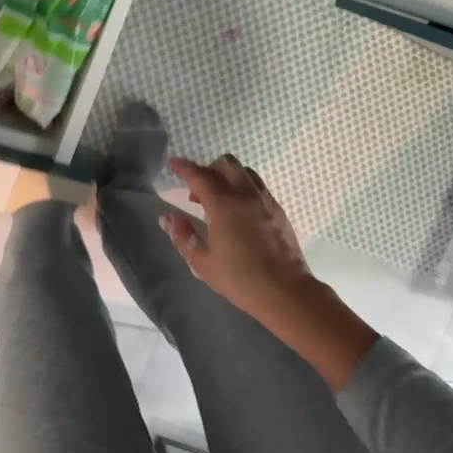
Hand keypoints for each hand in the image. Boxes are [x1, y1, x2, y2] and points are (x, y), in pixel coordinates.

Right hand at [162, 155, 315, 319]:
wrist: (284, 289)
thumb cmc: (239, 278)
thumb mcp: (203, 263)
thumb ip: (183, 237)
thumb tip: (168, 218)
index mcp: (224, 205)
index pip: (200, 176)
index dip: (184, 167)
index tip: (174, 163)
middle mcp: (245, 194)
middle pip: (226, 164)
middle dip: (209, 169)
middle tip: (198, 191)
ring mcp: (265, 199)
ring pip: (245, 172)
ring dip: (228, 176)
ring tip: (219, 199)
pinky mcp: (278, 209)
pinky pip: (258, 186)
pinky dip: (244, 187)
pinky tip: (240, 210)